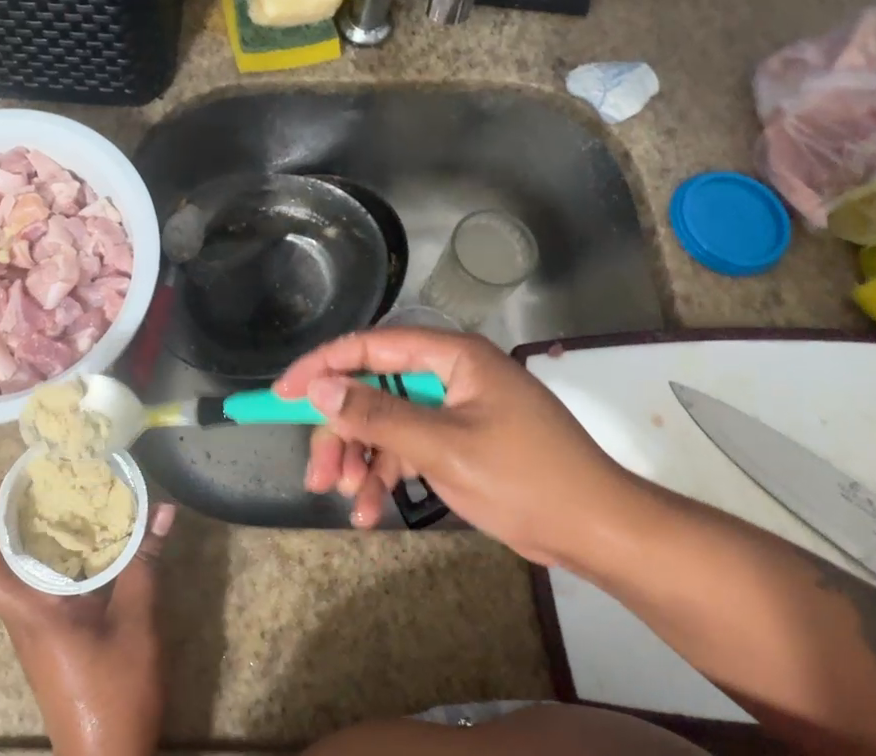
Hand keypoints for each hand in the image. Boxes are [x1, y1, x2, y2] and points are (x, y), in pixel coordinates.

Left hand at [0, 485, 175, 755]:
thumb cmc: (116, 694)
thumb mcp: (137, 625)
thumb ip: (144, 564)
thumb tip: (162, 509)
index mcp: (32, 611)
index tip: (11, 477)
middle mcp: (25, 616)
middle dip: (13, 511)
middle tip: (44, 476)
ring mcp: (37, 629)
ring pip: (21, 570)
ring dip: (35, 532)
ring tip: (65, 495)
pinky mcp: (54, 637)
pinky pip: (44, 584)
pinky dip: (57, 555)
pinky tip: (89, 541)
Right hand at [279, 327, 637, 565]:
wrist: (594, 529)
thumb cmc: (524, 478)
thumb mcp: (443, 447)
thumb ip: (378, 415)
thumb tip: (319, 389)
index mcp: (453, 357)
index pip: (372, 347)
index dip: (323, 366)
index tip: (282, 393)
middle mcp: (450, 374)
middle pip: (373, 390)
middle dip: (342, 433)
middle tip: (316, 473)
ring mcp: (454, 410)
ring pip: (386, 424)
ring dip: (360, 460)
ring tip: (344, 498)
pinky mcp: (458, 442)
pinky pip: (408, 449)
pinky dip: (386, 476)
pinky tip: (368, 512)